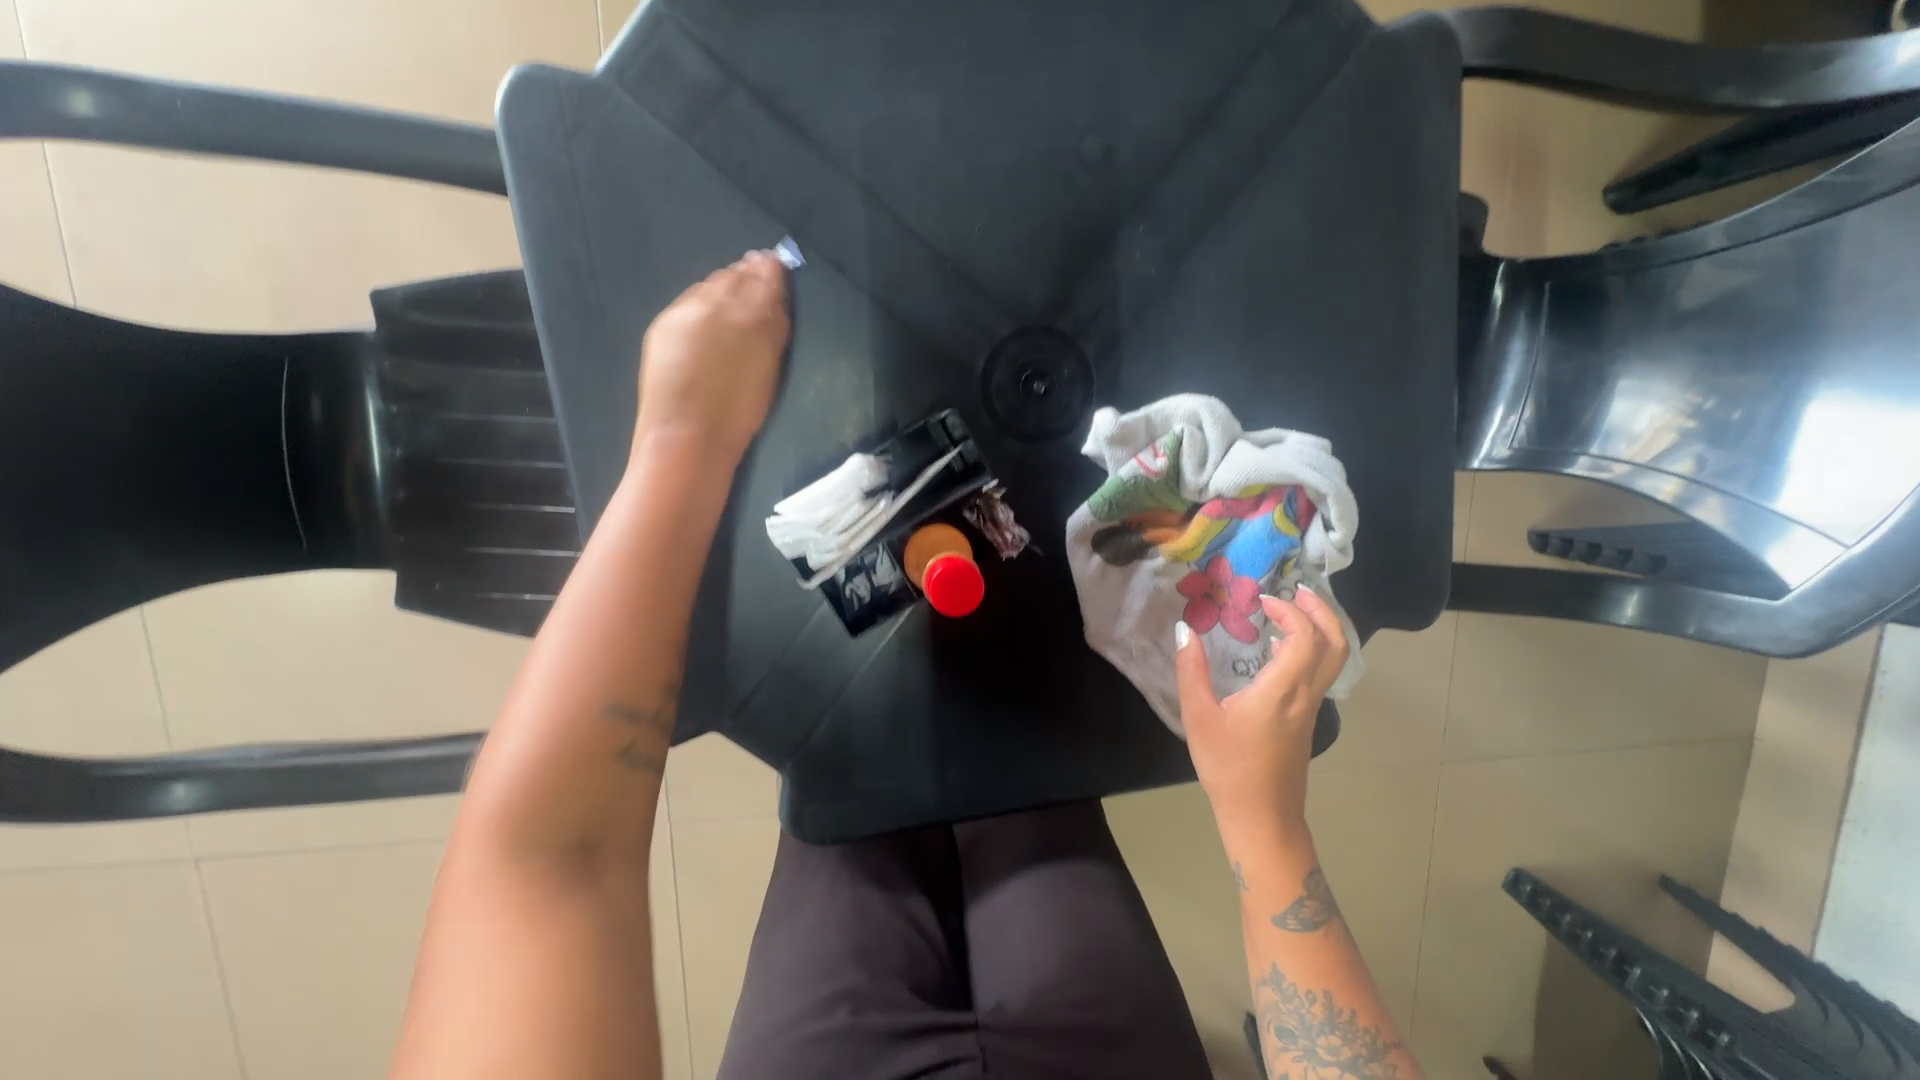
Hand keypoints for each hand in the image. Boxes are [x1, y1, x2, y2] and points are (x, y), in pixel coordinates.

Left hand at [633, 250, 791, 461]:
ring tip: (733, 301)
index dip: (772, 269)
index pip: (766, 274)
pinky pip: (689, 300)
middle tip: (758, 280)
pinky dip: (702, 303)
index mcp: (753, 313)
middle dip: (747, 276)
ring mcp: (686, 309)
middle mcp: (717, 301)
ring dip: (724, 287)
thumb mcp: (772, 367)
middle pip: (736, 274)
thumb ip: (775, 326)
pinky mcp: (663, 323)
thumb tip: (776, 295)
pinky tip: (707, 319)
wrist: (688, 436)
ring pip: (711, 284)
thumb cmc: (740, 413)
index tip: (777, 267)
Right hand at [1175, 586, 1349, 841]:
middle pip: (1335, 644)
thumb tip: (1185, 629)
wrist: (1261, 816)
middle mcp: (1305, 695)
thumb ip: (1191, 670)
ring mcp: (1310, 708)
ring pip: (1333, 659)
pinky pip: (1320, 673)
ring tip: (1291, 610)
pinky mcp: (1306, 719)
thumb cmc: (1228, 767)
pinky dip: (1309, 649)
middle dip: (1322, 612)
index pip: (1305, 637)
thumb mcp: (1199, 717)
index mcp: (1282, 691)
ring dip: (1320, 628)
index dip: (1291, 611)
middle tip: (1298, 590)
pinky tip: (1277, 649)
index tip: (1262, 601)